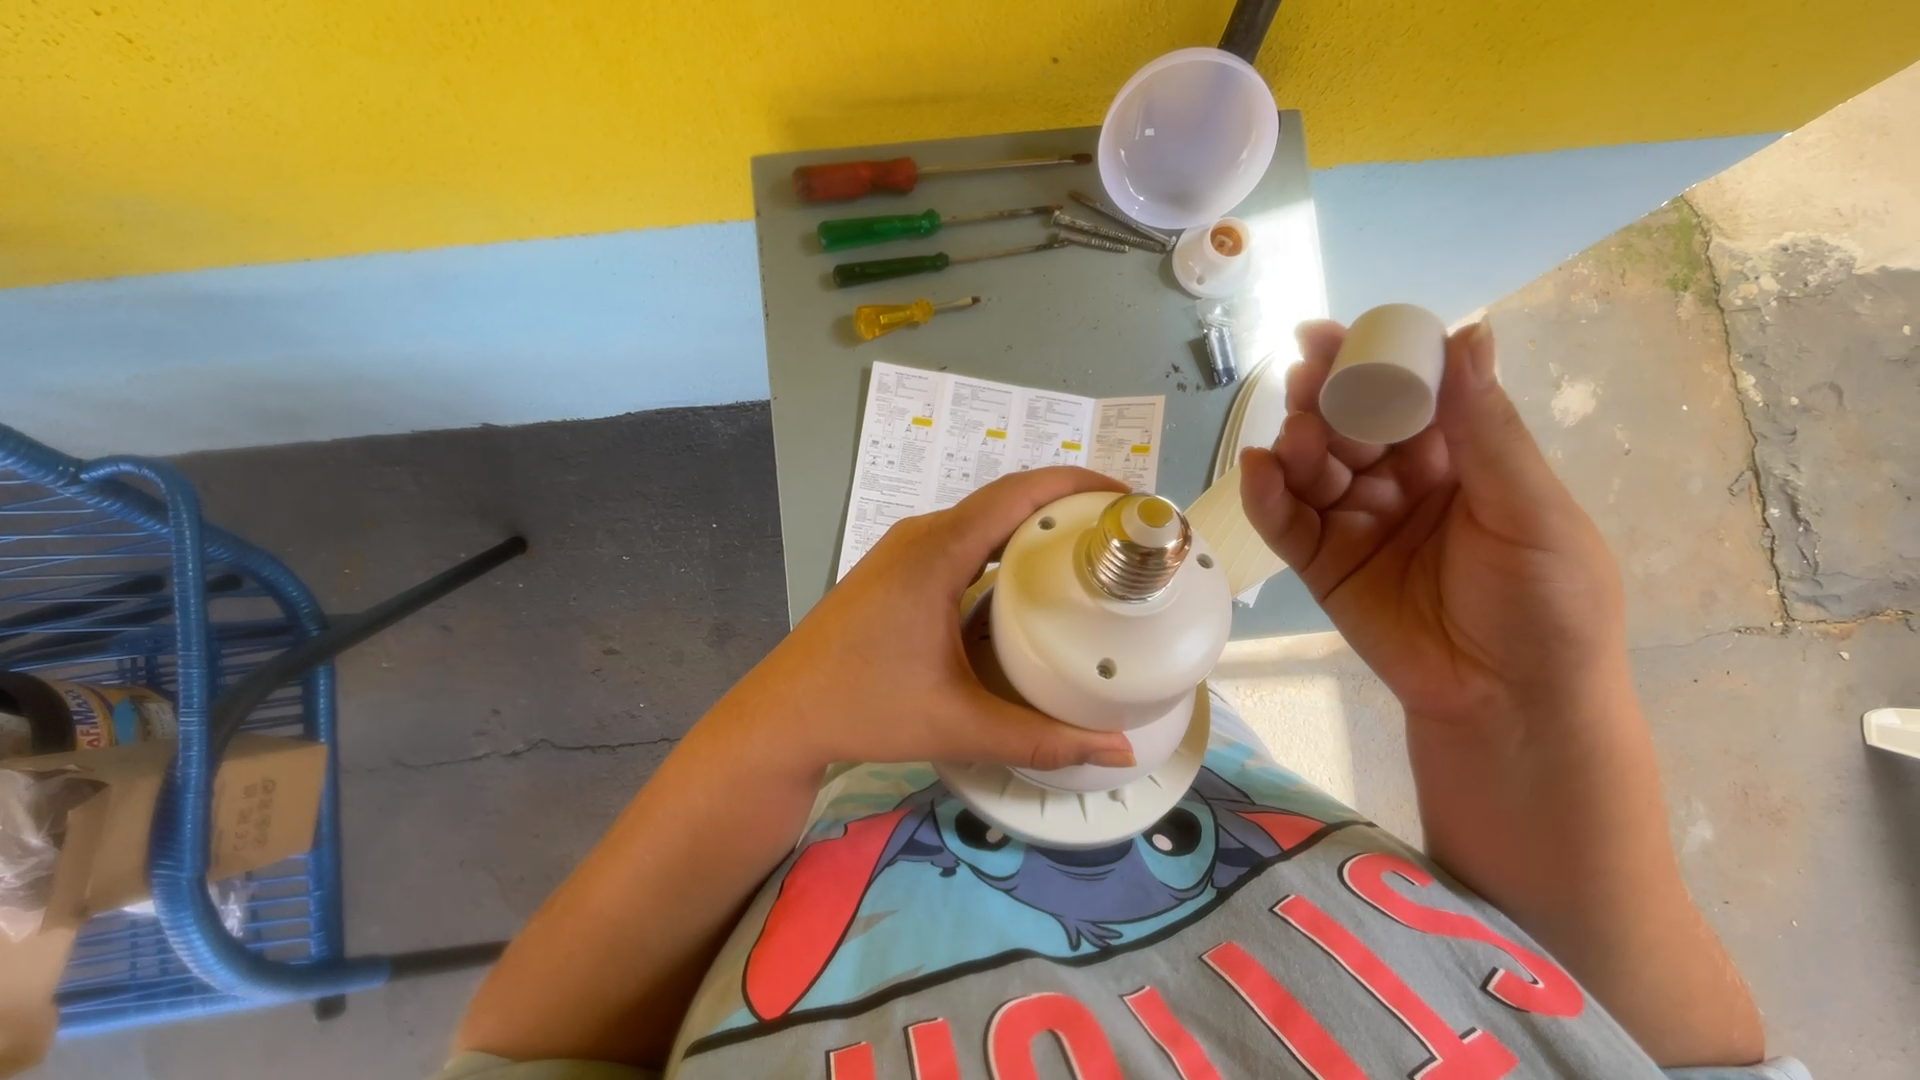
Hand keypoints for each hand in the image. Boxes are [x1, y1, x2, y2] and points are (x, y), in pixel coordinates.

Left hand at [723, 466, 1136, 777]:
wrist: (781, 715)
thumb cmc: (864, 709)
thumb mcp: (959, 725)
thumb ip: (1043, 739)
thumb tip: (1122, 752)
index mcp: (937, 552)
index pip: (1019, 493)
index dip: (1079, 483)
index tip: (1130, 499)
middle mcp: (921, 536)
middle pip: (1006, 499)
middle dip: (1068, 505)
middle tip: (1123, 536)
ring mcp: (903, 549)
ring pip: (983, 519)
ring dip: (1034, 526)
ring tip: (1089, 555)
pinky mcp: (895, 569)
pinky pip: (962, 540)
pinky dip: (1004, 547)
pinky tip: (1029, 584)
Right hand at [1239, 319, 1629, 731]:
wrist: (1511, 701)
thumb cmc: (1545, 602)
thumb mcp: (1529, 507)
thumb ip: (1486, 427)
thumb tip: (1471, 330)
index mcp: (1457, 461)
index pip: (1406, 396)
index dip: (1374, 362)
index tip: (1340, 333)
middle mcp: (1399, 483)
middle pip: (1349, 425)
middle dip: (1326, 395)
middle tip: (1306, 372)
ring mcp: (1354, 524)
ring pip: (1312, 468)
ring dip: (1297, 443)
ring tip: (1297, 436)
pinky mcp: (1320, 565)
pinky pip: (1286, 523)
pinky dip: (1266, 496)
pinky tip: (1258, 469)